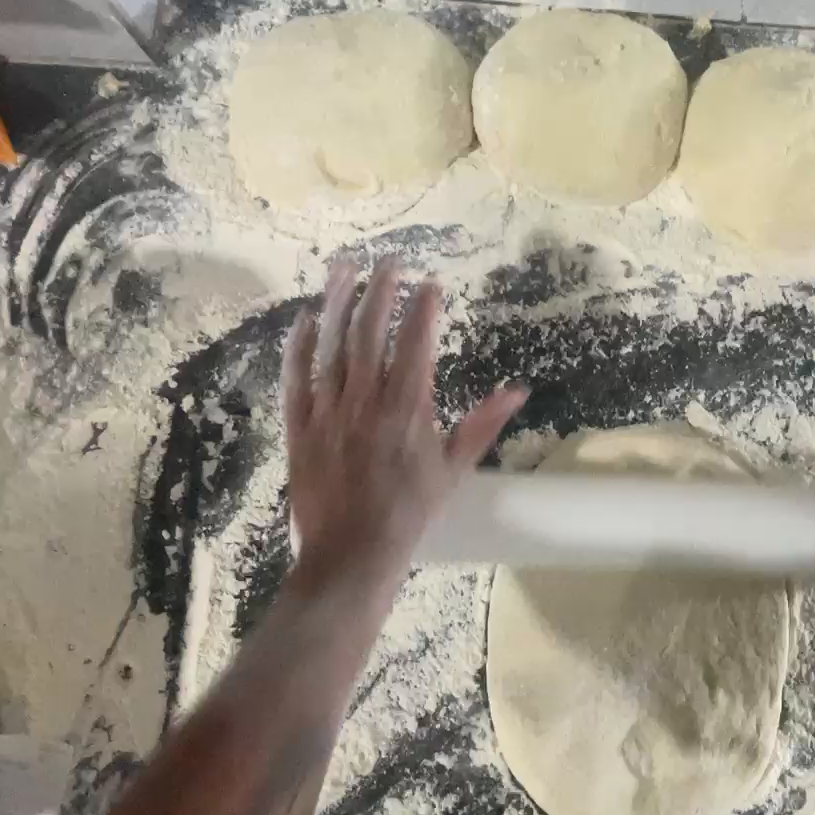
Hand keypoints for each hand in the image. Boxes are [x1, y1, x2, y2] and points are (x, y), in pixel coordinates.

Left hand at [284, 258, 527, 575]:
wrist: (353, 552)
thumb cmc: (411, 512)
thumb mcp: (454, 469)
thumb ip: (483, 424)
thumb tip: (518, 390)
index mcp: (407, 409)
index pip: (416, 344)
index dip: (424, 309)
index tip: (431, 284)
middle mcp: (365, 400)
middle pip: (370, 332)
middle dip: (380, 291)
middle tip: (390, 261)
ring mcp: (328, 411)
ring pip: (330, 345)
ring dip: (337, 302)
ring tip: (344, 267)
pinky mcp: (300, 426)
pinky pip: (296, 377)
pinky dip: (299, 345)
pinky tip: (306, 318)